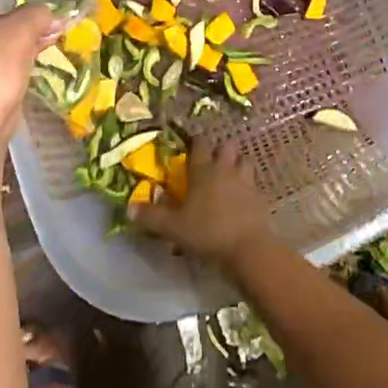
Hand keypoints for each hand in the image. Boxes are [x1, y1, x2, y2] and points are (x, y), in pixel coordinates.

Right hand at [135, 142, 273, 268]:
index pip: (200, 144)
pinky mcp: (259, 194)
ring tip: (228, 174)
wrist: (247, 245)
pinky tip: (241, 194)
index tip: (191, 144)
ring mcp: (246, 180)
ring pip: (244, 159)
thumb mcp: (173, 227)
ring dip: (237, 162)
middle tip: (211, 160)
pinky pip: (253, 180)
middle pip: (227, 146)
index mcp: (204, 170)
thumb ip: (151, 216)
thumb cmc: (206, 231)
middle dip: (220, 149)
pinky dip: (247, 183)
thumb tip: (129, 208)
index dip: (196, 141)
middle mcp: (226, 169)